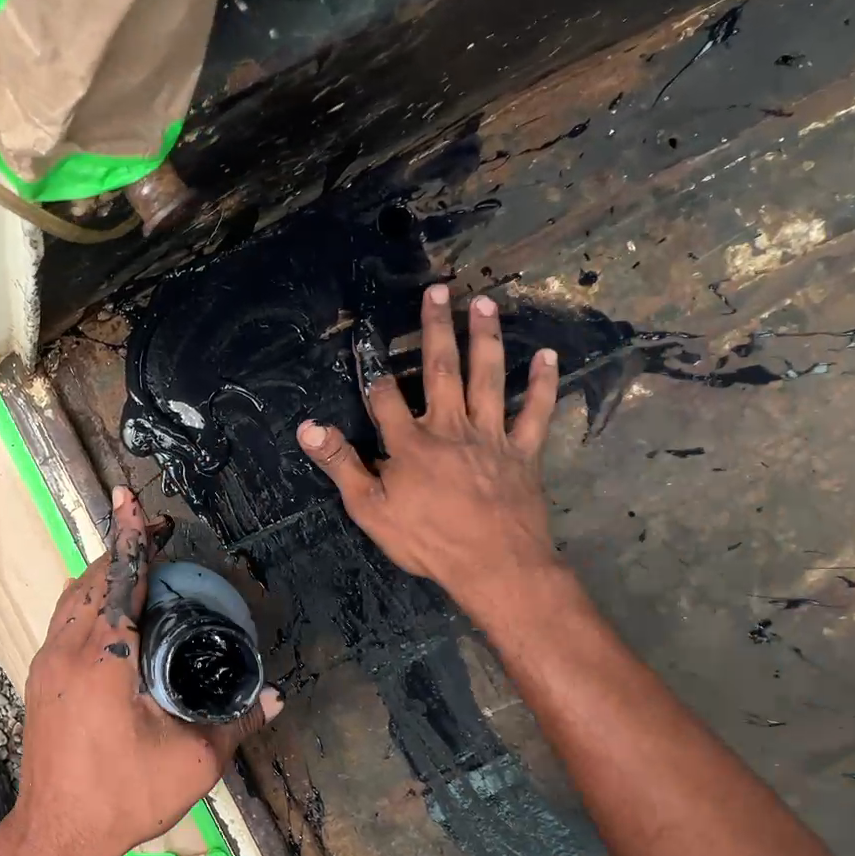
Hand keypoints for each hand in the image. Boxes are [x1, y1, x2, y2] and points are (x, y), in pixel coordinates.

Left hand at [14, 487, 282, 855]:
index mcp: (103, 657)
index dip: (130, 536)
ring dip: (102, 574)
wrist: (55, 832)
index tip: (130, 498)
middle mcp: (67, 649)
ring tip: (138, 566)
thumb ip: (234, 722)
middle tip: (157, 536)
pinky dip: (87, 600)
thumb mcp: (192, 761)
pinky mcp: (39, 678)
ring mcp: (46, 662)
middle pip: (92, 580)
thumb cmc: (123, 796)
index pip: (119, 578)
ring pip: (72, 598)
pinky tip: (110, 612)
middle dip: (122, 550)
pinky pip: (63, 620)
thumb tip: (273, 694)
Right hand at [296, 283, 562, 606]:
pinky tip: (547, 355)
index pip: (384, 396)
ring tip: (484, 303)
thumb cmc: (426, 540)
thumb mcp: (369, 507)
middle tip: (439, 290)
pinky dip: (543, 383)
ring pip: (488, 378)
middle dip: (436, 329)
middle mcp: (450, 427)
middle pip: (440, 370)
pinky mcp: (524, 452)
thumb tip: (307, 427)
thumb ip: (340, 464)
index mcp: (409, 442)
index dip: (372, 370)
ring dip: (485, 339)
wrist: (495, 565)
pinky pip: (536, 412)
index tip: (365, 341)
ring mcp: (491, 436)